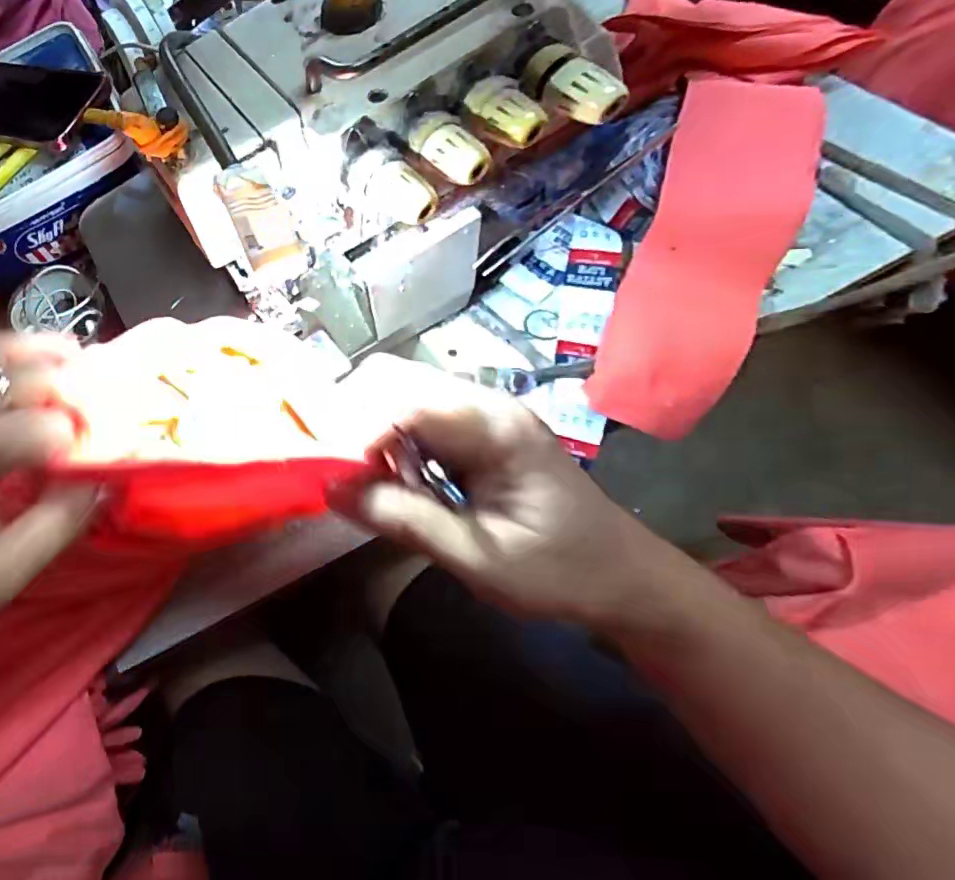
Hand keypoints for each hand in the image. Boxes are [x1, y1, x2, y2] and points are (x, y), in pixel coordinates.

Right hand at [332, 356, 688, 631]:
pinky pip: (412, 410)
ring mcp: (479, 409)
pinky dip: (387, 437)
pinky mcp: (473, 425)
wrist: (625, 577)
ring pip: (396, 390)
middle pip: (392, 378)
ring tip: (370, 480)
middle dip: (354, 418)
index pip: (405, 403)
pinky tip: (396, 477)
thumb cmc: (560, 572)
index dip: (359, 432)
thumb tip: (330, 487)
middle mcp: (483, 402)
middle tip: (347, 475)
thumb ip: (405, 520)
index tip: (339, 477)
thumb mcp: (479, 559)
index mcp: (494, 427)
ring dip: (369, 427)